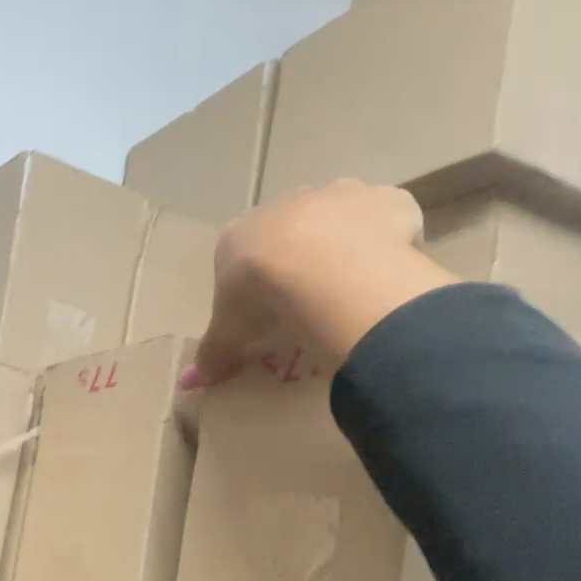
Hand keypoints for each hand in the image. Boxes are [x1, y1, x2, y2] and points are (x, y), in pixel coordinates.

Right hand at [182, 179, 459, 388]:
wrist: (320, 268)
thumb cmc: (258, 294)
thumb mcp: (228, 333)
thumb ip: (212, 355)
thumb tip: (188, 384)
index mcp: (239, 234)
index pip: (241, 252)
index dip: (254, 278)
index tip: (265, 305)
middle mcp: (286, 204)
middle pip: (292, 228)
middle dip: (301, 254)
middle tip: (310, 296)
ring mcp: (337, 195)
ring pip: (341, 215)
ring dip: (346, 241)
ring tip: (351, 284)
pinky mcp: (385, 198)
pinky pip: (389, 219)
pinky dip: (392, 241)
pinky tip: (389, 271)